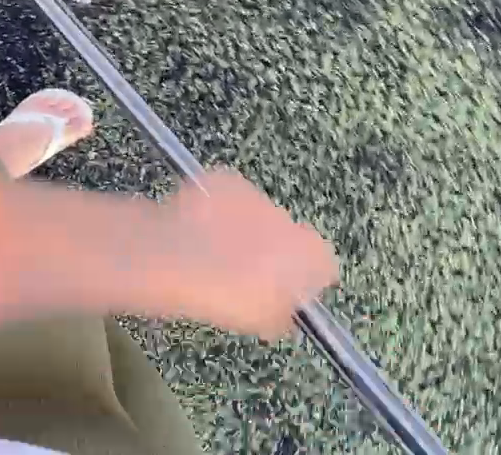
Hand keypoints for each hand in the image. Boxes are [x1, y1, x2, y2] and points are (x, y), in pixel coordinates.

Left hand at [160, 168, 338, 338]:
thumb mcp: (265, 322)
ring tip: (217, 245)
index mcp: (310, 253)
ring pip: (258, 212)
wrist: (177, 258)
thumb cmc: (226, 296)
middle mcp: (289, 218)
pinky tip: (202, 223)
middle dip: (273, 247)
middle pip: (289, 234)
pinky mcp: (224, 178)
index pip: (323, 263)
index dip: (306, 276)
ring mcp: (254, 193)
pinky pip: (229, 194)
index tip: (288, 288)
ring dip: (246, 224)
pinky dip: (220, 205)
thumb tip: (282, 307)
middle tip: (247, 268)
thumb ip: (284, 311)